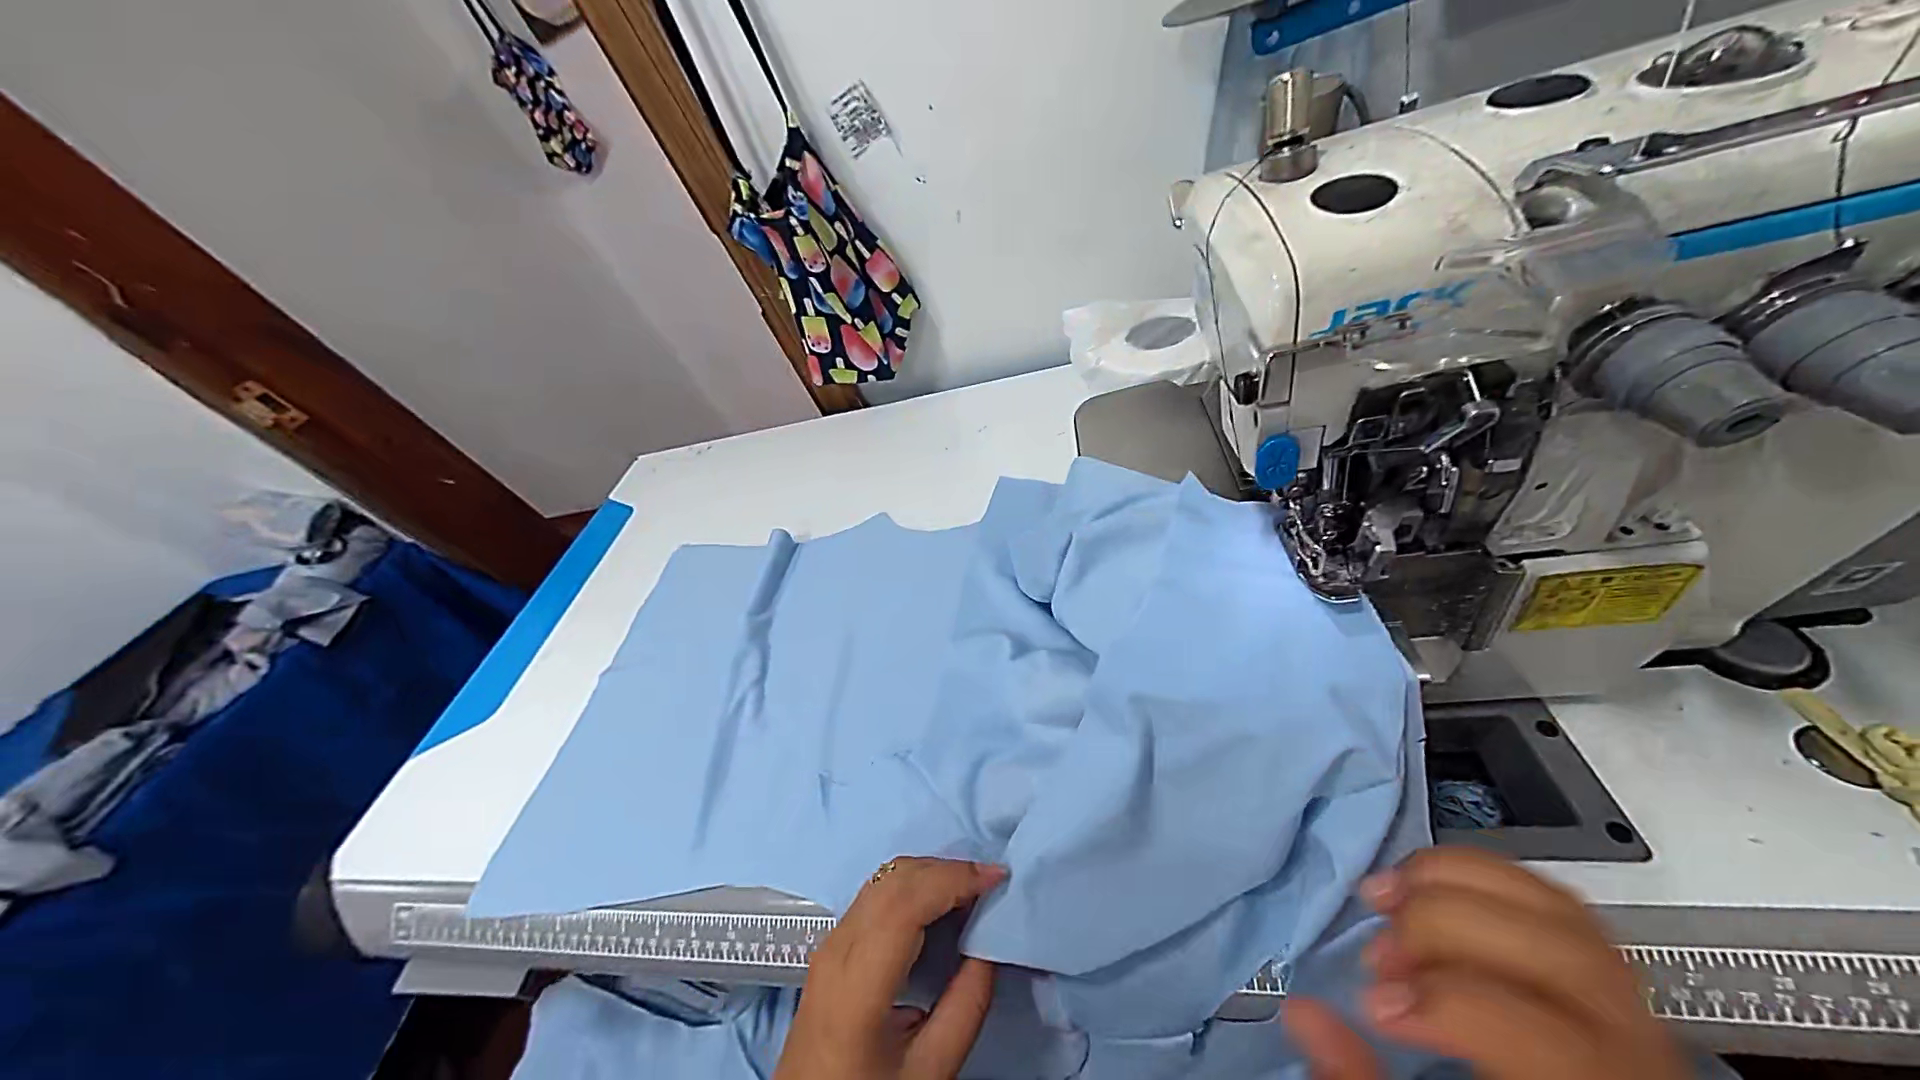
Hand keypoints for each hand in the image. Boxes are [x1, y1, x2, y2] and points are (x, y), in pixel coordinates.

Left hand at [775, 856, 1007, 1079]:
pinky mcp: (832, 942)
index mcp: (857, 982)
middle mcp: (838, 947)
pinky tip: (939, 901)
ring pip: (884, 878)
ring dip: (931, 872)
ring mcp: (831, 940)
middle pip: (894, 879)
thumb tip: (989, 947)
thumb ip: (966, 1006)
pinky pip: (877, 892)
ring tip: (972, 890)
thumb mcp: (929, 1070)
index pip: (905, 902)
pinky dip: (914, 884)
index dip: (954, 879)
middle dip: (948, 869)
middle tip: (991, 883)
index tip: (997, 878)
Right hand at [1284, 848, 1690, 1079]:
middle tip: (1379, 951)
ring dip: (1456, 882)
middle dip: (1444, 929)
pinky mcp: (1602, 973)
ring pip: (1559, 907)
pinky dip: (1481, 876)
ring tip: (1389, 896)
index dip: (1448, 1006)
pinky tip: (1430, 887)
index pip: (1547, 1036)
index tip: (1374, 1005)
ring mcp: (1630, 1004)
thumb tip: (1307, 1016)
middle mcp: (1636, 1044)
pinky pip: (1554, 896)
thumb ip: (1370, 1078)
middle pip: (1555, 952)